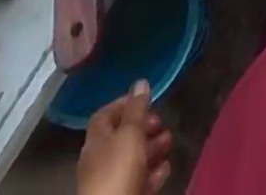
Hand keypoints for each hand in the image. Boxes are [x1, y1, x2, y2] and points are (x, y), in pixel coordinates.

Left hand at [77, 80, 171, 194]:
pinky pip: (139, 181)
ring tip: (169, 141)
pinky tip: (166, 168)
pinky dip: (153, 173)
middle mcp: (100, 159)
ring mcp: (111, 183)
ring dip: (151, 148)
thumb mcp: (129, 134)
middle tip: (162, 122)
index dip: (124, 104)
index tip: (146, 99)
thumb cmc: (117, 171)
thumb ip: (136, 109)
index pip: (106, 114)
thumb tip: (141, 82)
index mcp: (96, 140)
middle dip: (143, 127)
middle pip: (121, 137)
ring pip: (133, 159)